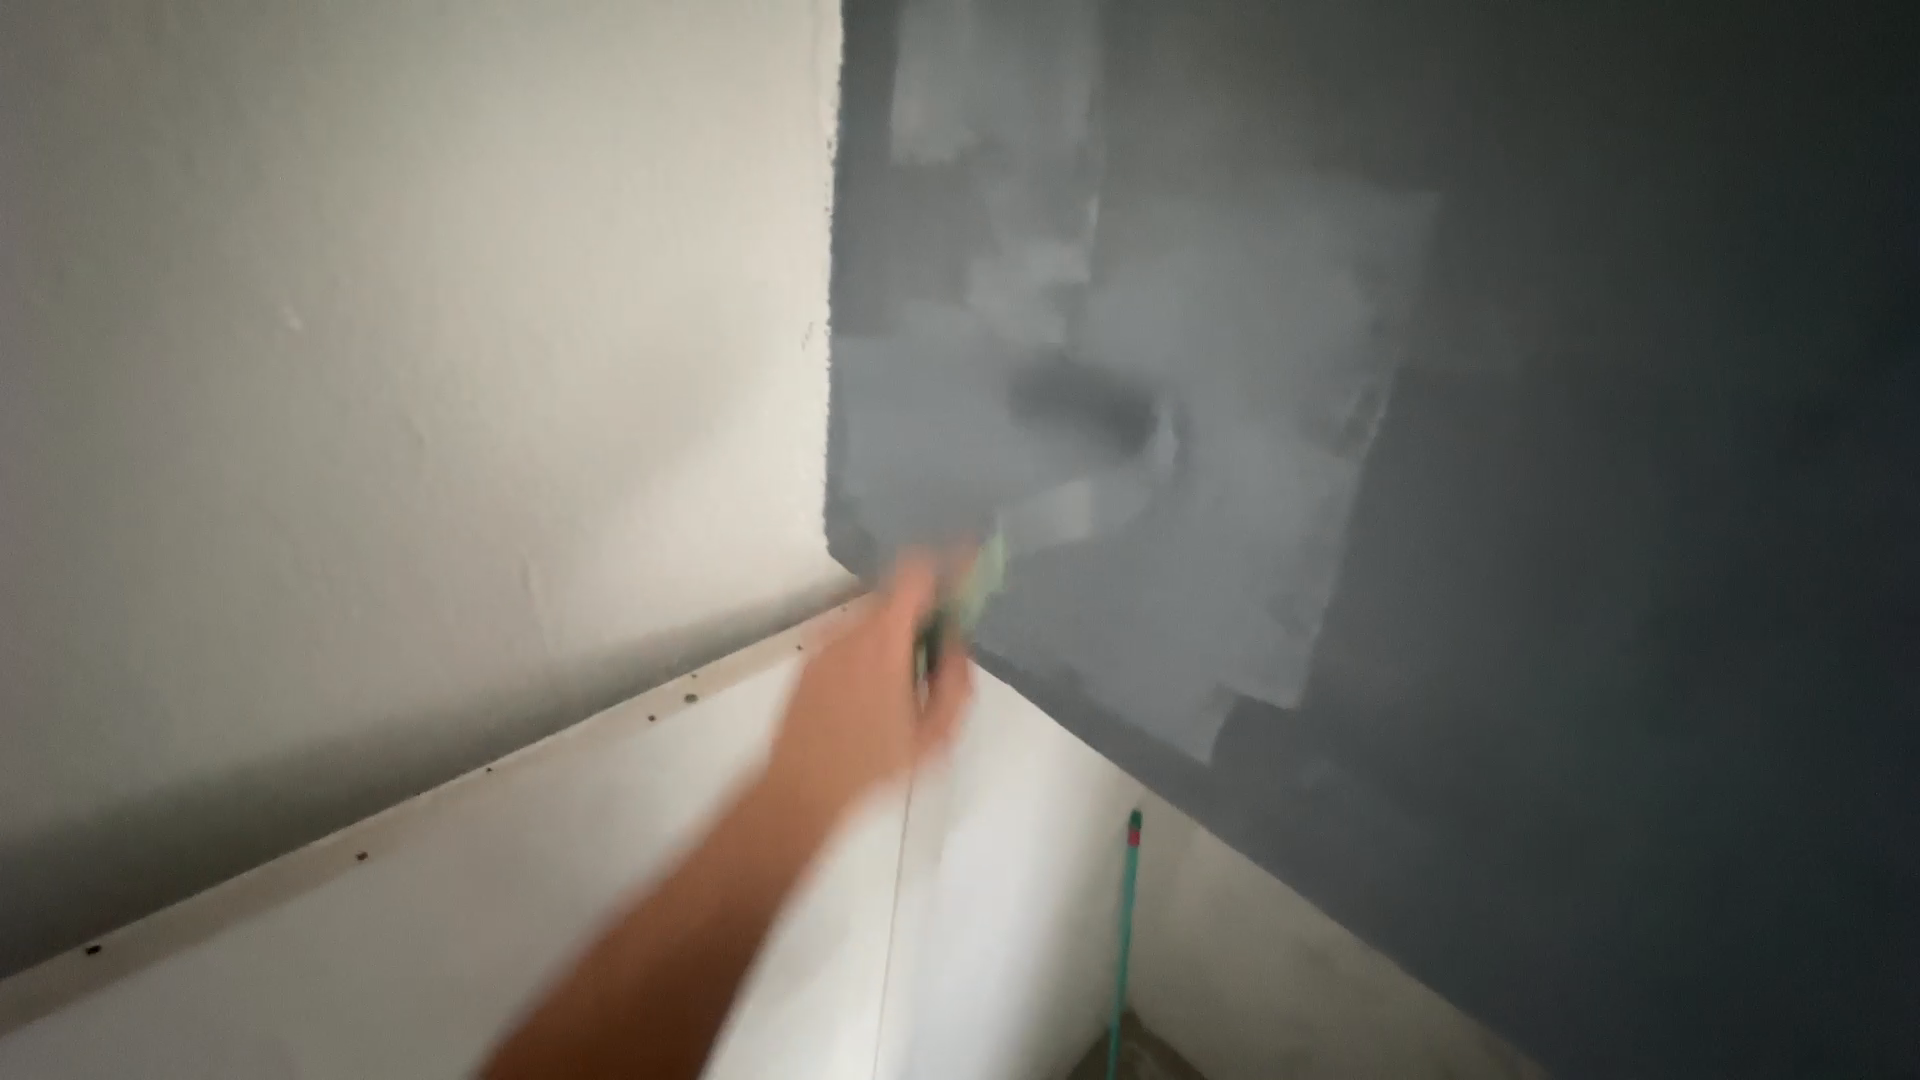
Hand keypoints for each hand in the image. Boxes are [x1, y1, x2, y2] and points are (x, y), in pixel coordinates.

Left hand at [765, 550, 973, 819]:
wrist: (798, 786)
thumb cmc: (873, 763)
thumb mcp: (936, 734)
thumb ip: (957, 680)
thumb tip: (957, 642)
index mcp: (886, 641)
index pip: (918, 574)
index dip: (948, 558)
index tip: (970, 553)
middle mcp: (853, 629)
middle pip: (897, 595)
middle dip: (924, 610)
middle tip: (938, 648)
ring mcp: (825, 641)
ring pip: (873, 618)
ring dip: (895, 634)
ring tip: (899, 687)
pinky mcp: (809, 657)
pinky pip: (851, 638)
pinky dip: (870, 650)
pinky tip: (868, 696)